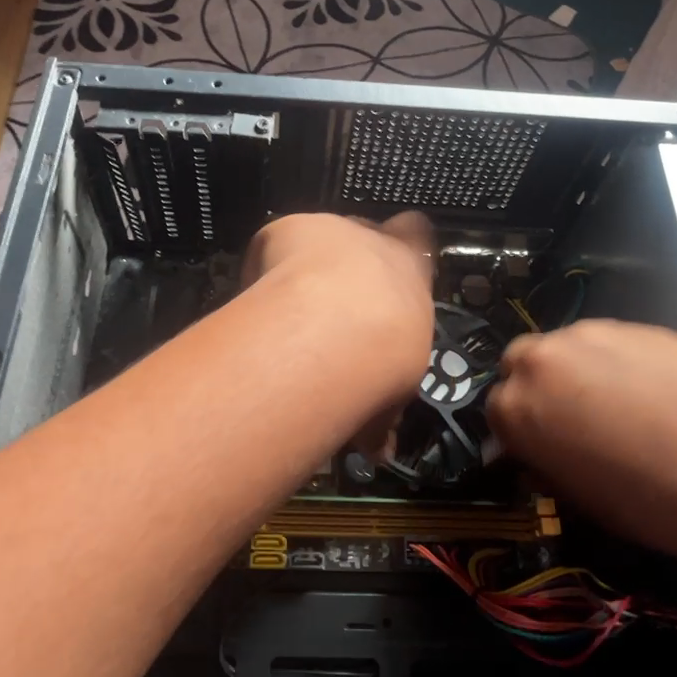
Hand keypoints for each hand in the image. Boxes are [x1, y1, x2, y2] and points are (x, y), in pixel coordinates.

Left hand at [241, 211, 435, 408]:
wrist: (338, 327)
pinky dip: (265, 274)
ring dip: (306, 269)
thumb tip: (375, 449)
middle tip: (334, 304)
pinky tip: (258, 309)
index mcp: (412, 268)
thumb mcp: (396, 389)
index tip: (387, 271)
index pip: (418, 232)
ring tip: (289, 314)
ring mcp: (325, 227)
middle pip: (364, 232)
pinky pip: (271, 249)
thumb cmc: (386, 358)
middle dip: (350, 260)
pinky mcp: (280, 228)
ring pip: (317, 238)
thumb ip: (383, 410)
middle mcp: (372, 238)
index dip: (404, 246)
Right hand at [487, 319, 676, 563]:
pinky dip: (617, 364)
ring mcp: (595, 333)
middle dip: (538, 391)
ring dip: (576, 373)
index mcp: (519, 407)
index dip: (518, 435)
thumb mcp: (586, 502)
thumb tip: (540, 454)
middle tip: (574, 427)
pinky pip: (610, 343)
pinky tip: (657, 397)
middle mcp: (546, 357)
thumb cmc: (661, 505)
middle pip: (522, 365)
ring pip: (566, 349)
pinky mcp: (640, 325)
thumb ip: (548, 467)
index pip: (495, 411)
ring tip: (622, 411)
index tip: (542, 455)